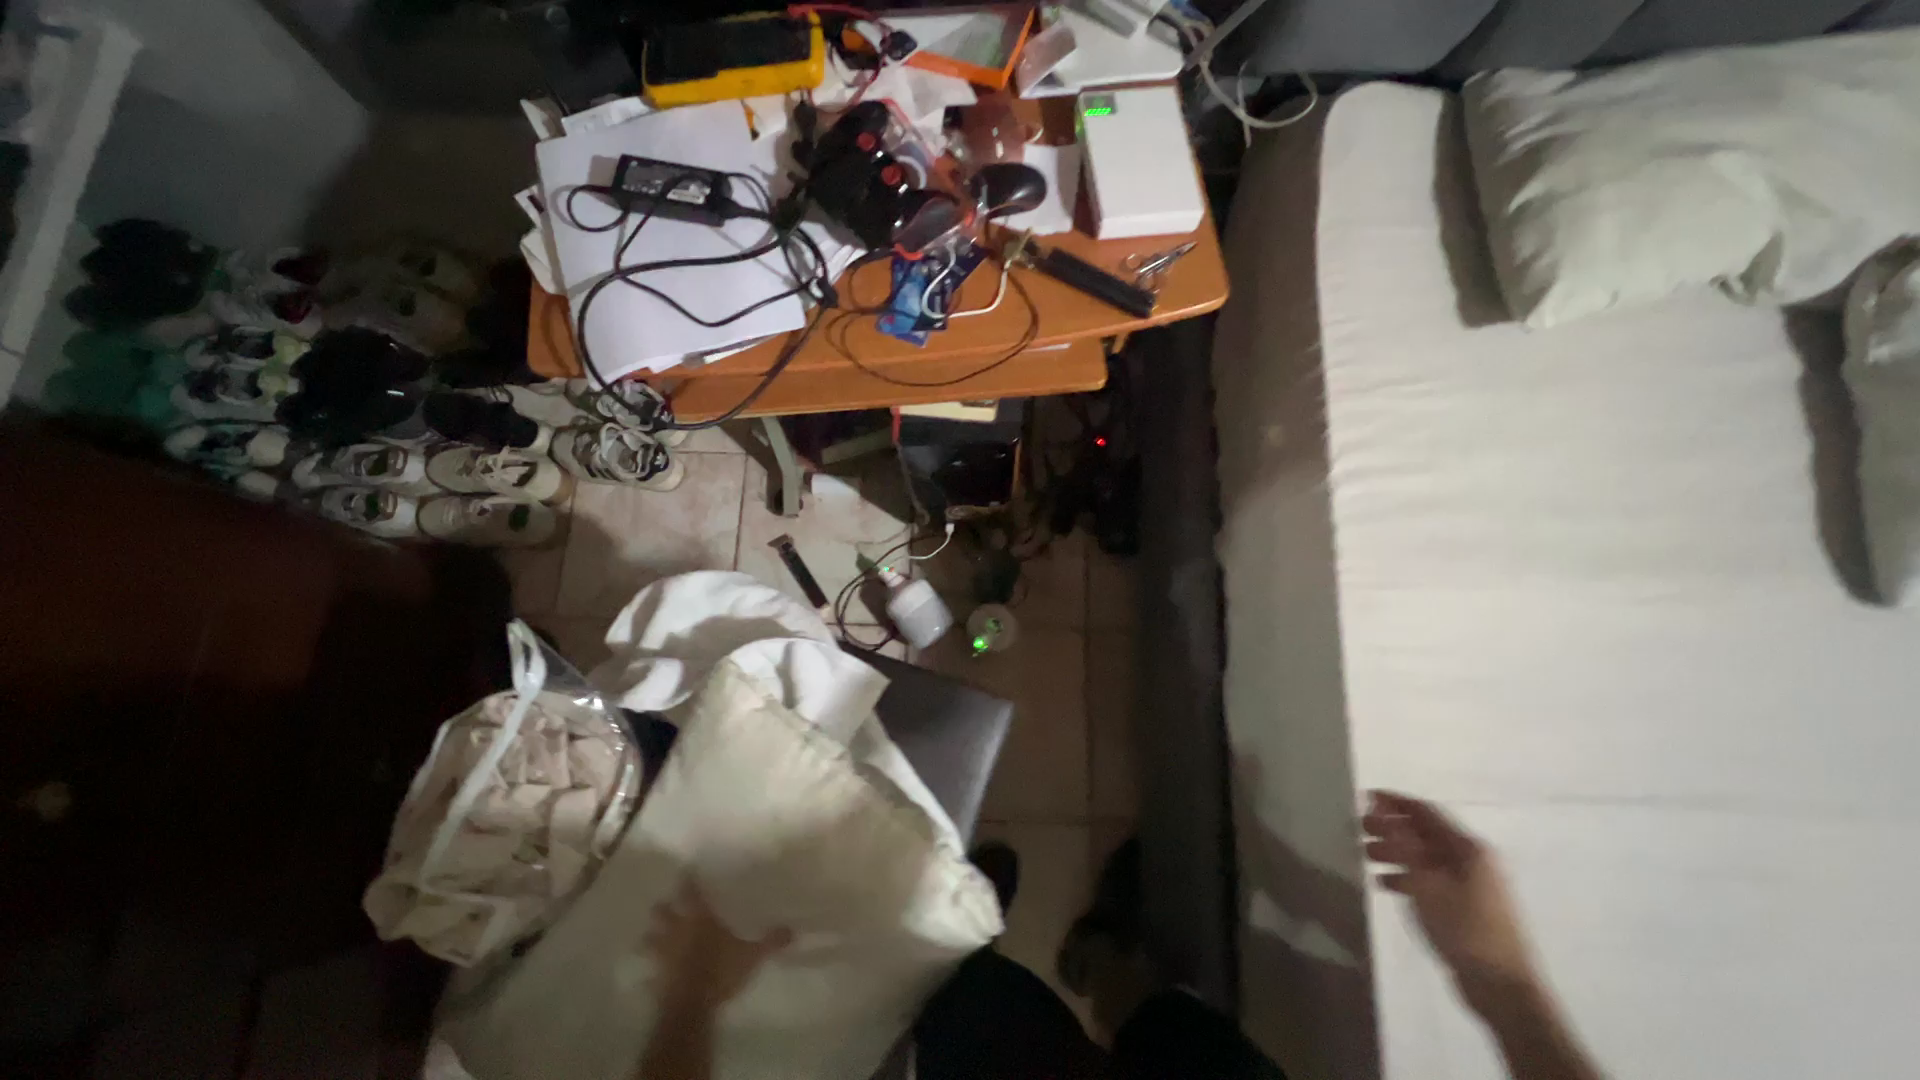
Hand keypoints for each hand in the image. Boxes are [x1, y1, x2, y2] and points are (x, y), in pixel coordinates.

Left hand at [644, 875, 792, 1011]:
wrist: (692, 1006)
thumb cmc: (721, 971)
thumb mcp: (752, 955)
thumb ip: (770, 941)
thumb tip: (792, 929)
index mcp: (699, 919)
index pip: (689, 892)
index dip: (687, 880)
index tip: (685, 870)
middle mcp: (677, 931)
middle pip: (661, 912)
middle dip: (663, 908)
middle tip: (667, 906)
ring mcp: (662, 955)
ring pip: (648, 940)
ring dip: (650, 938)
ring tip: (654, 938)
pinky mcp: (655, 978)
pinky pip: (650, 974)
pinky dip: (651, 974)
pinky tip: (651, 977)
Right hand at [1362, 791, 1534, 998]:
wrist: (1503, 987)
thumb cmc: (1464, 928)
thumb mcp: (1427, 883)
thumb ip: (1402, 844)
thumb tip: (1381, 809)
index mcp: (1469, 848)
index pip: (1426, 812)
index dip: (1394, 802)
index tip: (1363, 797)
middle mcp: (1473, 859)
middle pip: (1425, 833)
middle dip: (1391, 828)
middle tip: (1358, 829)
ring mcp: (1472, 884)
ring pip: (1426, 857)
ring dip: (1396, 853)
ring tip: (1364, 857)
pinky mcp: (1467, 906)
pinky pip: (1432, 879)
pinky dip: (1408, 876)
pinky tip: (1385, 885)